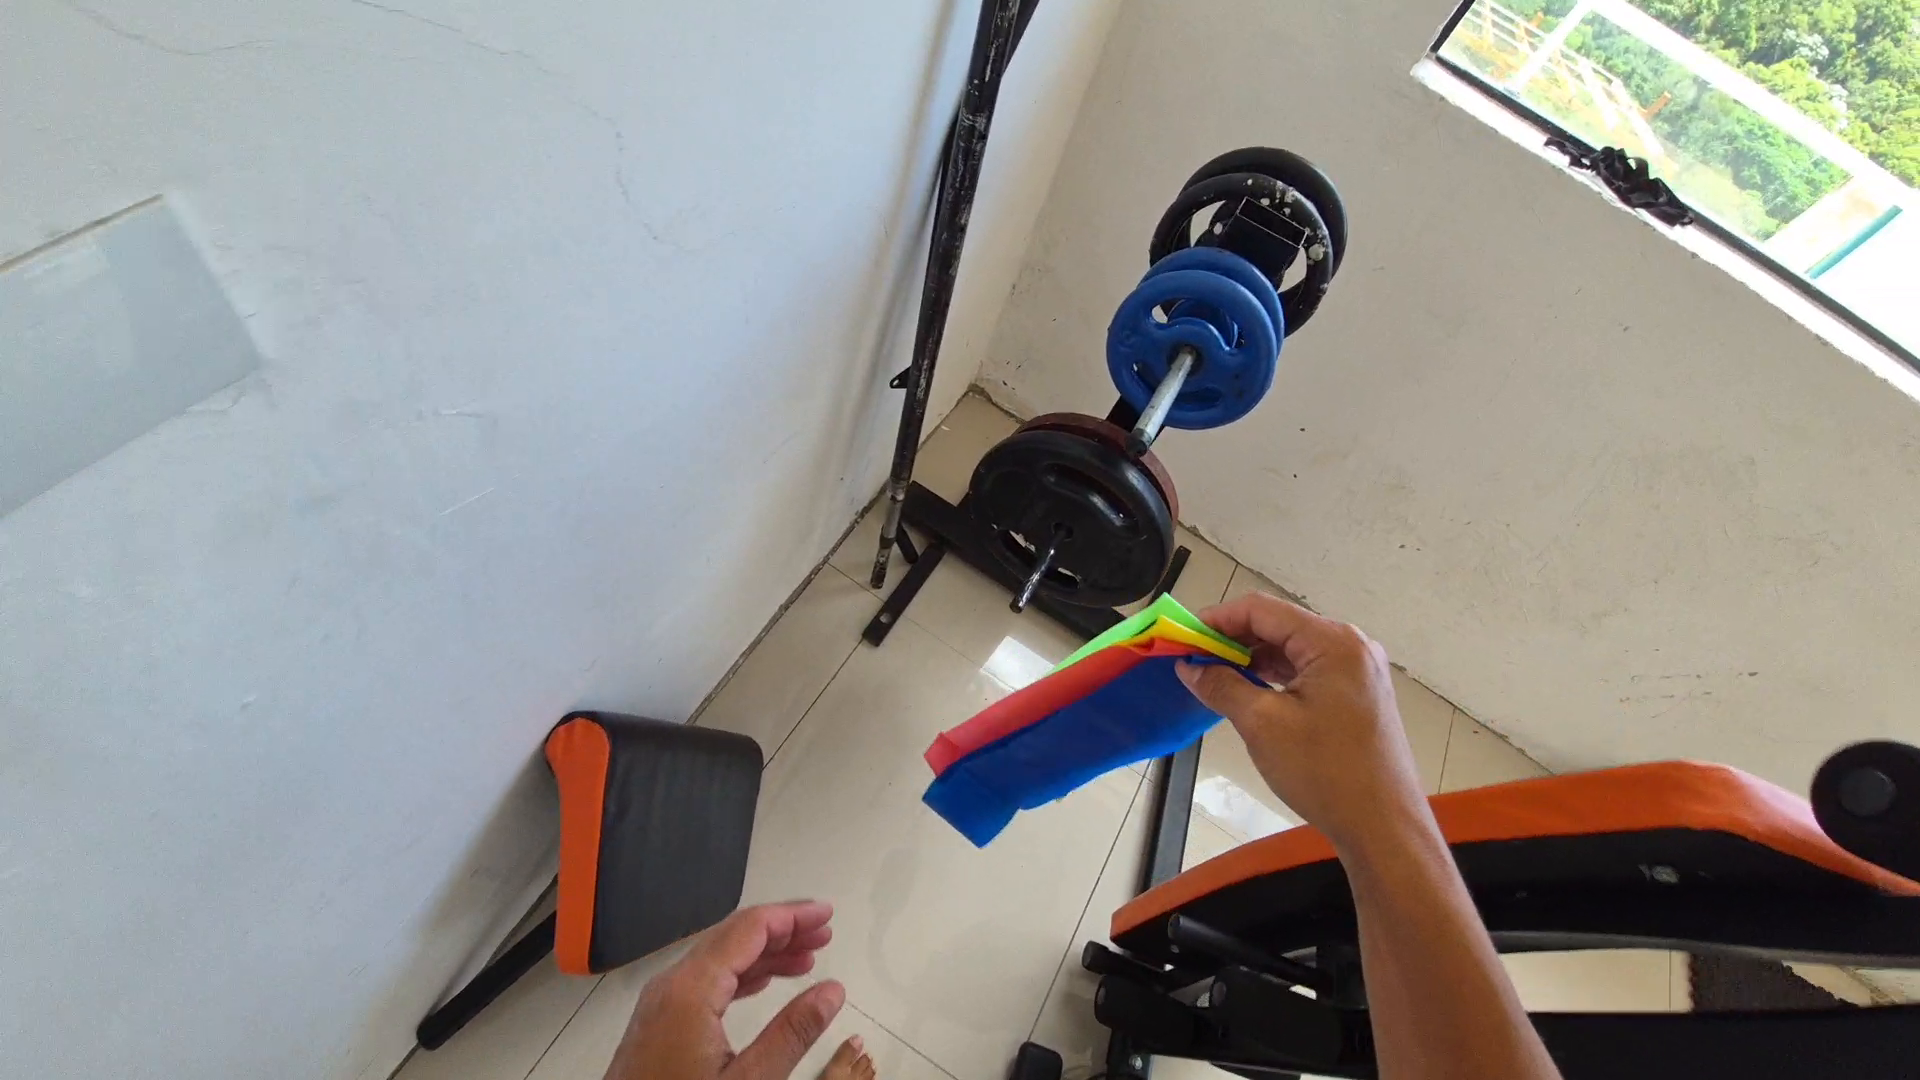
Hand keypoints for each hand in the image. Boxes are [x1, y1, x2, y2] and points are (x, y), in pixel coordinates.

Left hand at [604, 901, 844, 1079]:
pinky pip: (706, 981)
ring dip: (765, 953)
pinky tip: (767, 983)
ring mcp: (661, 1004)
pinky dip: (742, 974)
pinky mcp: (657, 1025)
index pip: (749, 928)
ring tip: (807, 959)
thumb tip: (833, 990)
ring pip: (721, 958)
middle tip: (824, 934)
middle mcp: (672, 984)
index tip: (827, 915)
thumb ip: (792, 1033)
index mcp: (691, 988)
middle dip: (783, 930)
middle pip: (735, 935)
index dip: (792, 916)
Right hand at [1175, 592, 1427, 853]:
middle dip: (1231, 638)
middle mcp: (1350, 645)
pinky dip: (1273, 674)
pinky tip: (1246, 689)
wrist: (1384, 829)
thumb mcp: (1262, 724)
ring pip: (1290, 647)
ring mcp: (1357, 669)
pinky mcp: (1356, 692)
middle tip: (1192, 658)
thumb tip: (1188, 667)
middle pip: (1277, 624)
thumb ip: (1220, 685)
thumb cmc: (1325, 772)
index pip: (1261, 610)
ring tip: (1213, 675)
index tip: (1183, 637)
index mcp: (1332, 642)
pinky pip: (1305, 668)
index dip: (1216, 619)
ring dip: (1250, 657)